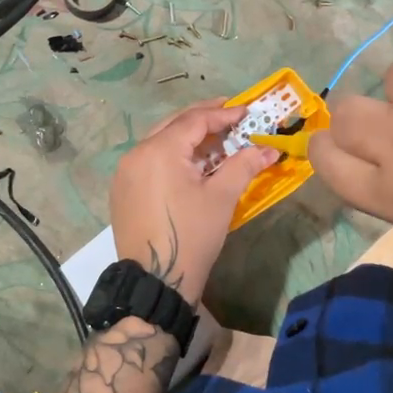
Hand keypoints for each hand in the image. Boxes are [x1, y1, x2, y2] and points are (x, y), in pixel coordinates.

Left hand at [110, 99, 280, 305]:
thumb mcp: (221, 198)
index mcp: (159, 150)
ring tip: (216, 139)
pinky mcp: (123, 190)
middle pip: (173, 125)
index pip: (194, 120)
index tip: (247, 111)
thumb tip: (269, 150)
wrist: (156, 281)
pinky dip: (171, 155)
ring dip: (187, 137)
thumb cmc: (192, 235)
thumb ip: (244, 165)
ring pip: (159, 142)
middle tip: (231, 116)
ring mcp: (125, 172)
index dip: (223, 114)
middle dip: (203, 119)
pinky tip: (191, 164)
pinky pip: (149, 160)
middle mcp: (136, 153)